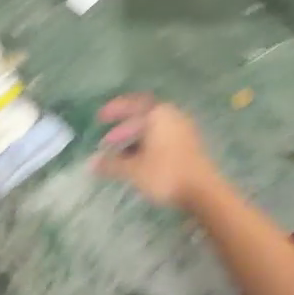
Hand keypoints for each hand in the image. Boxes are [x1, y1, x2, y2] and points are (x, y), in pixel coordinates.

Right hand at [91, 95, 221, 207]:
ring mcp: (183, 130)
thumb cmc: (165, 173)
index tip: (100, 117)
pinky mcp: (189, 145)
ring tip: (120, 156)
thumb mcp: (133, 169)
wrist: (203, 191)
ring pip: (153, 130)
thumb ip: (111, 164)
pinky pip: (163, 138)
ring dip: (135, 139)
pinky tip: (139, 161)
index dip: (115, 109)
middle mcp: (172, 116)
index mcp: (158, 114)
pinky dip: (148, 145)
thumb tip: (90, 164)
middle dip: (123, 130)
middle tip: (107, 143)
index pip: (132, 103)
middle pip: (142, 117)